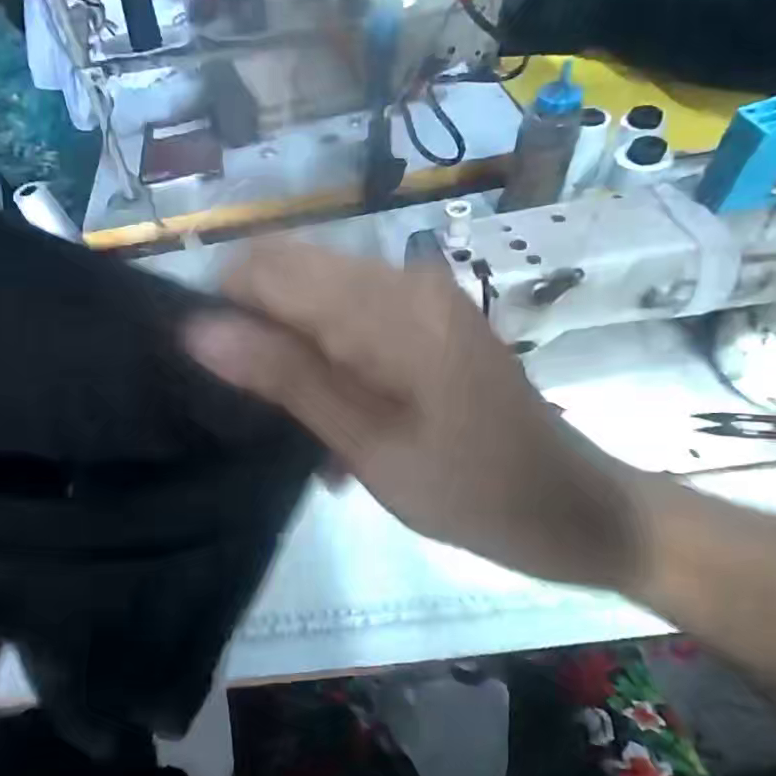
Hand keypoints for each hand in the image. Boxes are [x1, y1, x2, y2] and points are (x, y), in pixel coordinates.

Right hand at [184, 240, 643, 588]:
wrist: (576, 509)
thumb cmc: (474, 492)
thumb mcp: (369, 445)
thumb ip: (285, 378)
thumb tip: (198, 330)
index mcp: (391, 304)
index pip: (267, 267)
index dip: (224, 309)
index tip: (213, 374)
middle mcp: (403, 277)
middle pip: (287, 269)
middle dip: (254, 327)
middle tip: (256, 404)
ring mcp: (418, 292)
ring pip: (312, 292)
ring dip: (288, 347)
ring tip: (296, 420)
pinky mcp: (425, 313)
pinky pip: (346, 311)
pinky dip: (323, 354)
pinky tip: (332, 413)